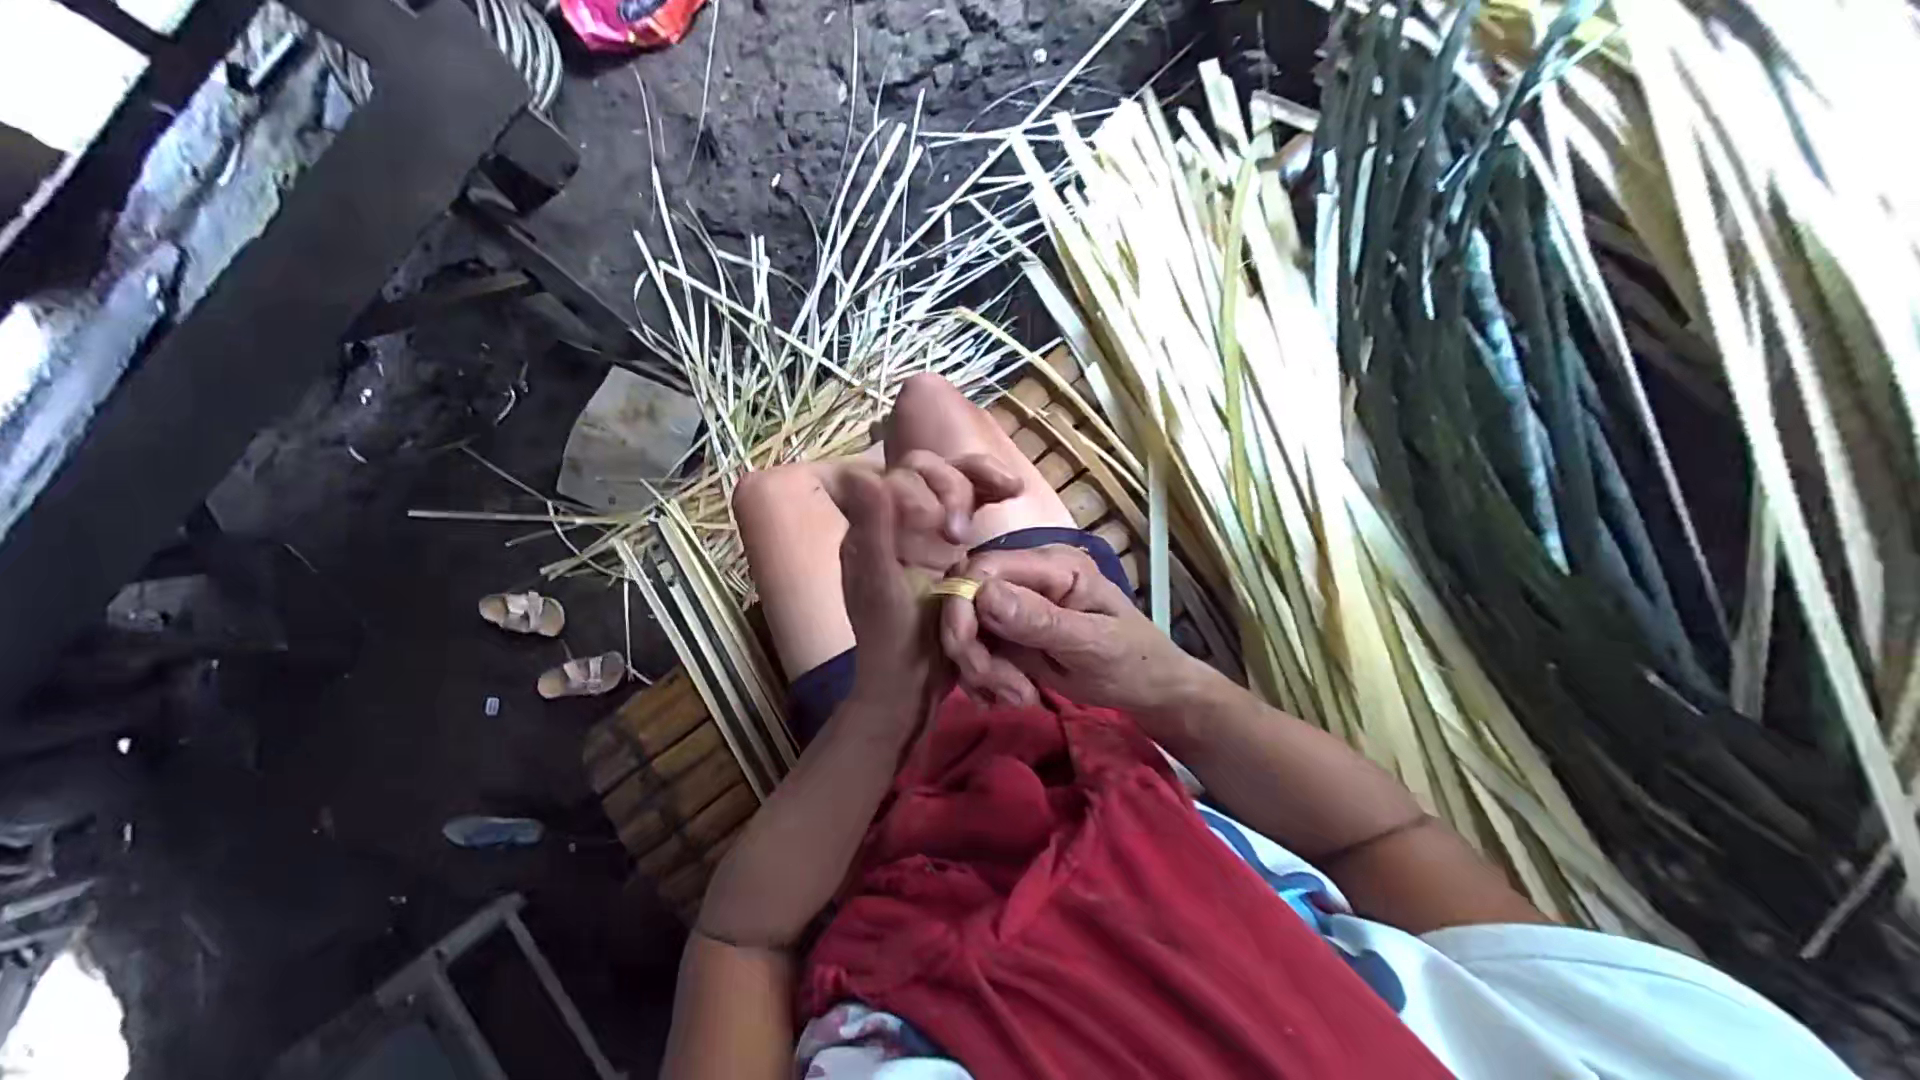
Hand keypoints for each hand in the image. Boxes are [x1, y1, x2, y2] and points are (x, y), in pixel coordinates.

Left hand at [822, 453, 1023, 702]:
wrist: (916, 680)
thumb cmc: (892, 638)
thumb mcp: (880, 585)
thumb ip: (871, 529)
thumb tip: (858, 473)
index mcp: (871, 525)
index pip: (896, 475)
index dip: (923, 488)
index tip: (939, 524)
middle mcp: (895, 518)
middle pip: (927, 469)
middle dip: (953, 487)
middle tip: (961, 534)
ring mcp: (925, 528)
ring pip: (952, 475)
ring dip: (980, 477)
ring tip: (1010, 490)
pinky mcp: (952, 541)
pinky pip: (973, 499)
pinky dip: (991, 489)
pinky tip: (1012, 492)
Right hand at [939, 545, 1221, 724]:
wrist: (1148, 687)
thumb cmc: (1133, 661)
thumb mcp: (1093, 644)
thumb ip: (1040, 620)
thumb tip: (984, 594)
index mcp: (1053, 565)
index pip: (983, 567)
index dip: (962, 603)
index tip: (965, 649)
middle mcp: (1028, 576)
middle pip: (966, 597)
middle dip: (971, 647)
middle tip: (1004, 689)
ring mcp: (1015, 603)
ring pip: (966, 629)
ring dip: (982, 670)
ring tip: (1020, 696)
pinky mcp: (1008, 630)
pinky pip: (976, 649)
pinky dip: (984, 679)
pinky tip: (1012, 696)